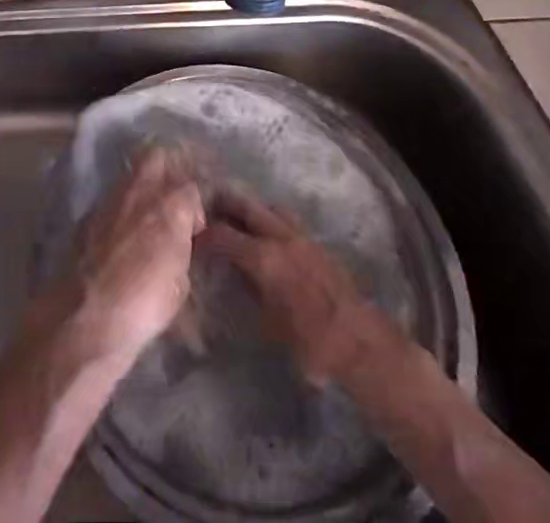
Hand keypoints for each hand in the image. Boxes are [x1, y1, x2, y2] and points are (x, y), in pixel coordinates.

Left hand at [57, 146, 205, 361]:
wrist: (88, 313)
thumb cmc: (146, 302)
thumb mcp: (181, 282)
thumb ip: (182, 251)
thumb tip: (178, 244)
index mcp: (171, 205)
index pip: (193, 185)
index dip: (197, 206)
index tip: (197, 228)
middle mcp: (140, 192)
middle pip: (157, 157)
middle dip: (168, 170)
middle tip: (174, 200)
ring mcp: (110, 200)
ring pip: (130, 176)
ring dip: (142, 189)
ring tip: (147, 217)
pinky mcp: (87, 216)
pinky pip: (110, 201)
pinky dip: (120, 209)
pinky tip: (121, 233)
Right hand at [201, 192, 387, 383]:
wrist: (361, 344)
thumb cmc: (309, 341)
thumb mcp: (266, 322)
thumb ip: (246, 290)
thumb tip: (232, 275)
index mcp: (263, 257)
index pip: (222, 235)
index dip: (202, 235)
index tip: (189, 237)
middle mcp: (281, 238)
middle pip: (246, 206)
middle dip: (224, 205)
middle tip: (207, 209)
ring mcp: (302, 238)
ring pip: (270, 209)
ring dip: (251, 210)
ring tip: (237, 222)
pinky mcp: (318, 245)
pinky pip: (288, 222)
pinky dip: (272, 221)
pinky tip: (267, 239)